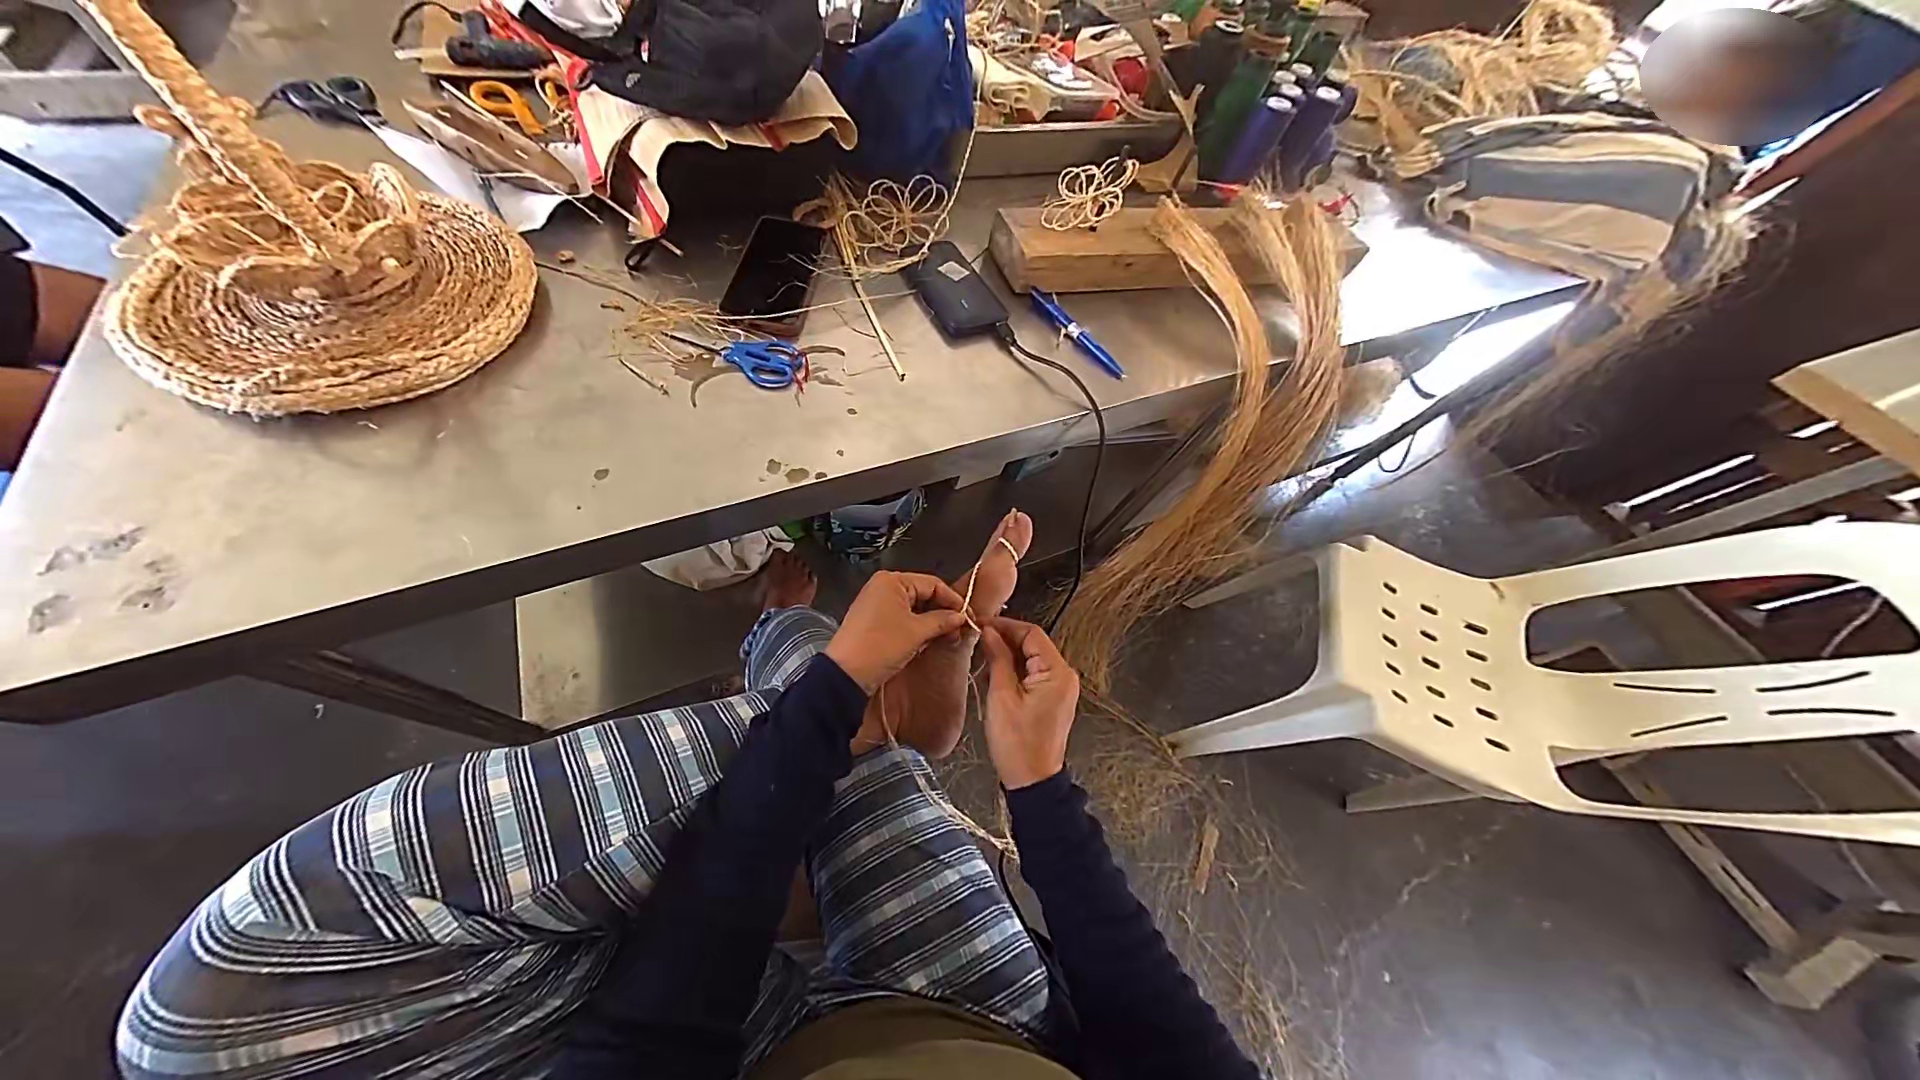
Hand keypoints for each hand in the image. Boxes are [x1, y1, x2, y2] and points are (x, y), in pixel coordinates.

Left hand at [824, 572, 971, 694]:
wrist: (846, 674)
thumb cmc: (879, 646)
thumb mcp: (917, 632)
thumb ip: (942, 620)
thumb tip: (960, 617)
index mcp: (891, 581)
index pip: (932, 583)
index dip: (952, 600)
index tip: (967, 616)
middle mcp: (882, 587)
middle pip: (923, 594)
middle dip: (942, 612)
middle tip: (959, 629)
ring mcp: (877, 604)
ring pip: (913, 608)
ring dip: (930, 622)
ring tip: (946, 637)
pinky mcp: (874, 621)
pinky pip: (902, 618)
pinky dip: (916, 628)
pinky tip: (927, 641)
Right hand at [979, 617, 1079, 789]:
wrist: (1031, 781)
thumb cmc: (1017, 743)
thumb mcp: (1002, 695)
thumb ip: (997, 658)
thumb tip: (990, 632)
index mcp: (1057, 672)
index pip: (1032, 633)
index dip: (1005, 625)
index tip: (982, 623)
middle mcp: (1064, 676)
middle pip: (1033, 643)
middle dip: (1005, 638)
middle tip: (978, 637)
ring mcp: (1060, 687)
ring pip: (1031, 657)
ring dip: (1008, 654)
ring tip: (983, 654)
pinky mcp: (1052, 697)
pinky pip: (1033, 672)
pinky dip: (1014, 668)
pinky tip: (994, 672)